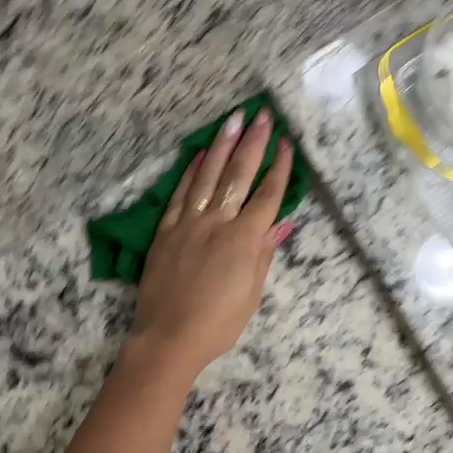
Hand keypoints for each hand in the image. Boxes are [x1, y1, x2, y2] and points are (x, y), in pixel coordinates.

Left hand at [129, 107, 295, 380]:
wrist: (169, 336)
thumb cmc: (218, 324)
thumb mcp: (251, 294)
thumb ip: (263, 255)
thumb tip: (281, 224)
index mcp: (245, 240)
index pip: (267, 195)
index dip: (280, 168)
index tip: (287, 143)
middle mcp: (218, 223)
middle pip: (238, 175)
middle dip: (253, 143)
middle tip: (262, 115)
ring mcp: (189, 223)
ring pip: (207, 176)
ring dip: (221, 145)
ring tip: (232, 119)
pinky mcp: (165, 231)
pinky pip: (180, 194)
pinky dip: (190, 172)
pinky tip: (198, 154)